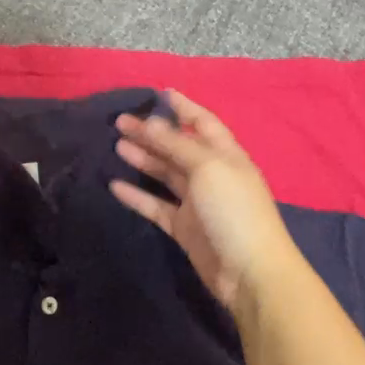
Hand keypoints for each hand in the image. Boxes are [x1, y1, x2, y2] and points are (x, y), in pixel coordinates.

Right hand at [109, 91, 299, 309]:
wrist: (249, 272)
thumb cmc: (234, 211)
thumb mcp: (208, 167)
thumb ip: (177, 144)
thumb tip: (152, 123)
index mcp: (226, 155)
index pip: (203, 123)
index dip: (184, 107)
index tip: (160, 92)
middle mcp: (212, 175)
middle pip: (178, 148)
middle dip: (153, 133)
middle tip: (120, 121)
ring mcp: (197, 203)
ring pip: (166, 175)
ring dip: (144, 159)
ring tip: (116, 145)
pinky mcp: (184, 228)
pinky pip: (156, 206)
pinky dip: (137, 195)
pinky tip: (115, 186)